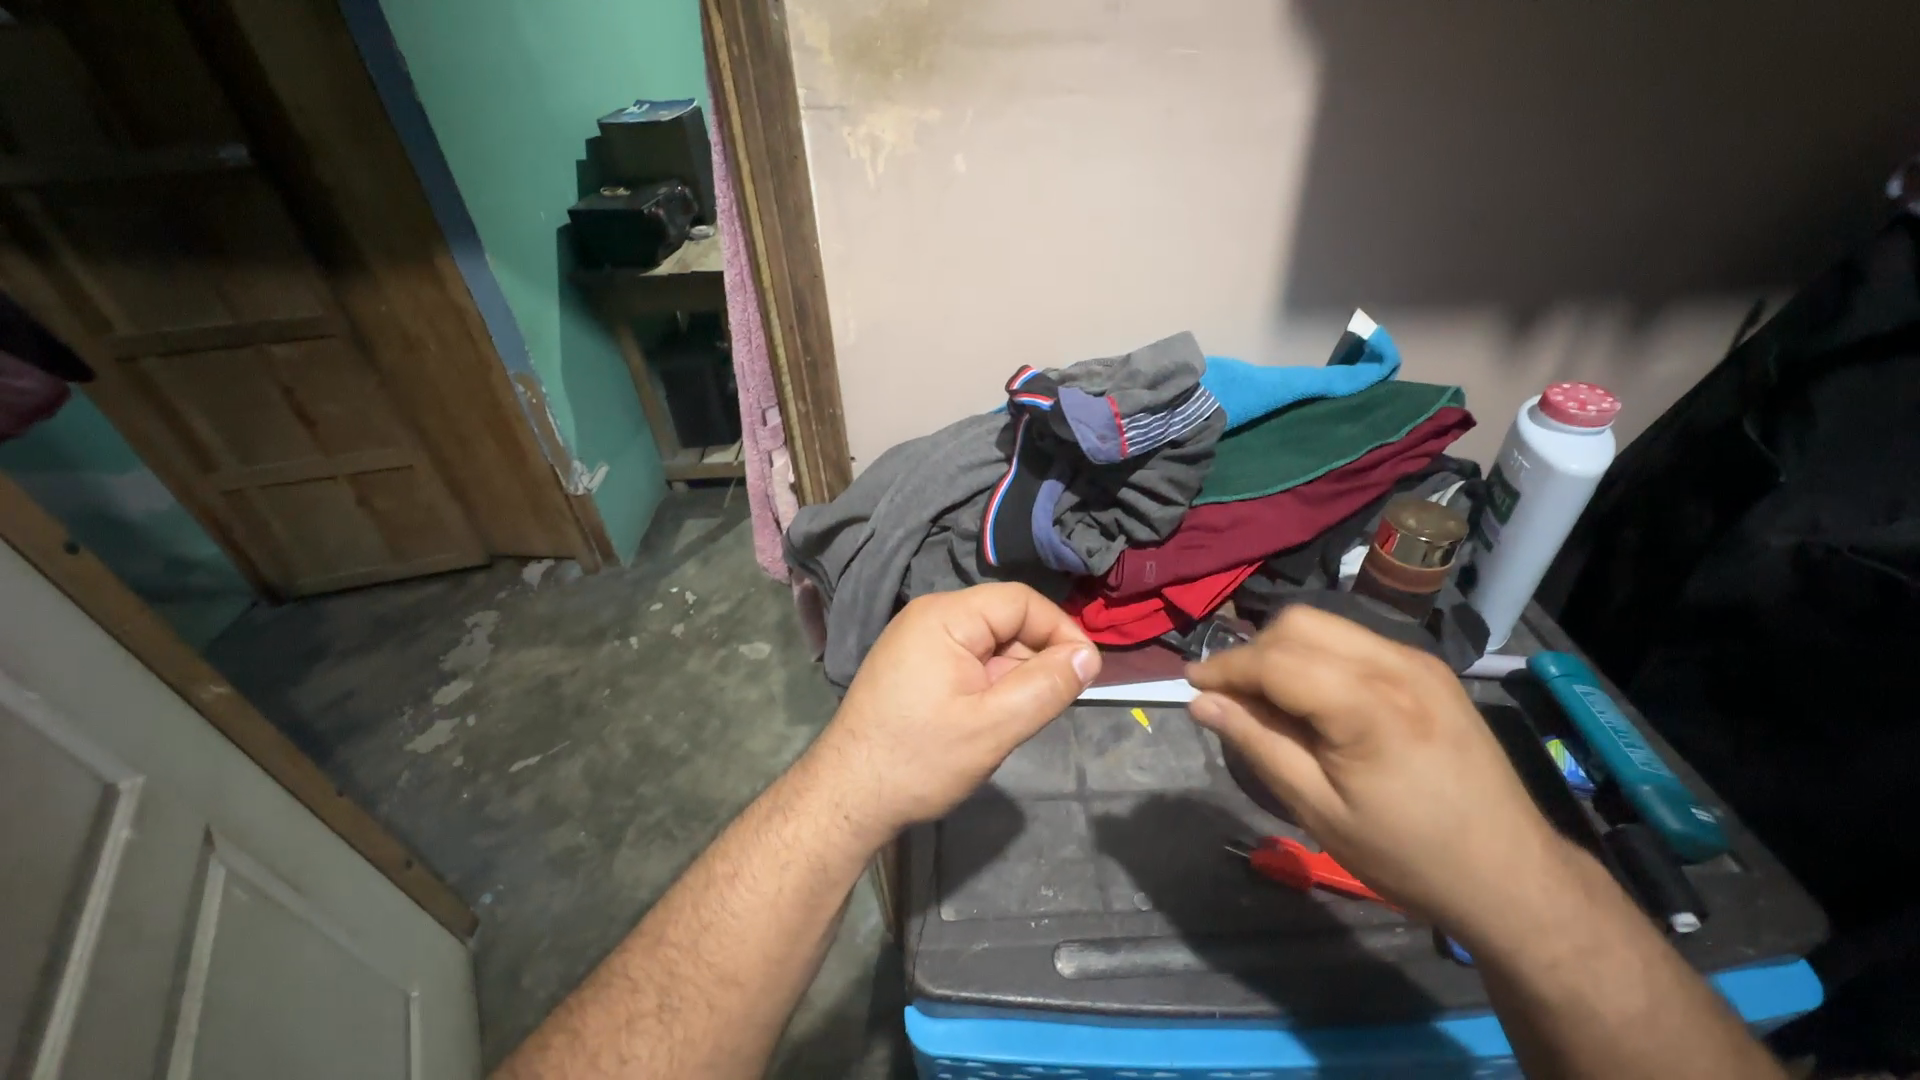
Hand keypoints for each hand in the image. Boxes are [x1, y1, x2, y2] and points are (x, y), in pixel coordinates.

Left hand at [805, 583, 1100, 843]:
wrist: (847, 797)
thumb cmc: (919, 759)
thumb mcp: (993, 727)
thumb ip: (1046, 687)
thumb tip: (1090, 656)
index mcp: (945, 617)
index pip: (1021, 601)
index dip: (1061, 631)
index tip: (1086, 673)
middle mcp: (930, 617)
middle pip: (1005, 620)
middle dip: (1037, 658)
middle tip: (1049, 707)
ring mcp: (918, 642)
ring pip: (990, 644)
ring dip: (1014, 676)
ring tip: (1014, 721)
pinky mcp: (914, 667)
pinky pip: (968, 661)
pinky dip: (990, 685)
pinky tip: (989, 720)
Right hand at [1186, 605, 1567, 934]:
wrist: (1511, 874)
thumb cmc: (1407, 854)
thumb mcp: (1318, 809)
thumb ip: (1258, 744)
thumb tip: (1202, 703)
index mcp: (1368, 706)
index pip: (1275, 659)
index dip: (1225, 667)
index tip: (1190, 684)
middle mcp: (1396, 666)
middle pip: (1299, 624)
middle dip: (1253, 651)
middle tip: (1229, 695)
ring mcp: (1418, 662)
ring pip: (1327, 625)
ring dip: (1284, 649)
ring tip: (1266, 696)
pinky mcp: (1430, 670)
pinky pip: (1355, 641)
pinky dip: (1319, 655)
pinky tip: (1313, 697)